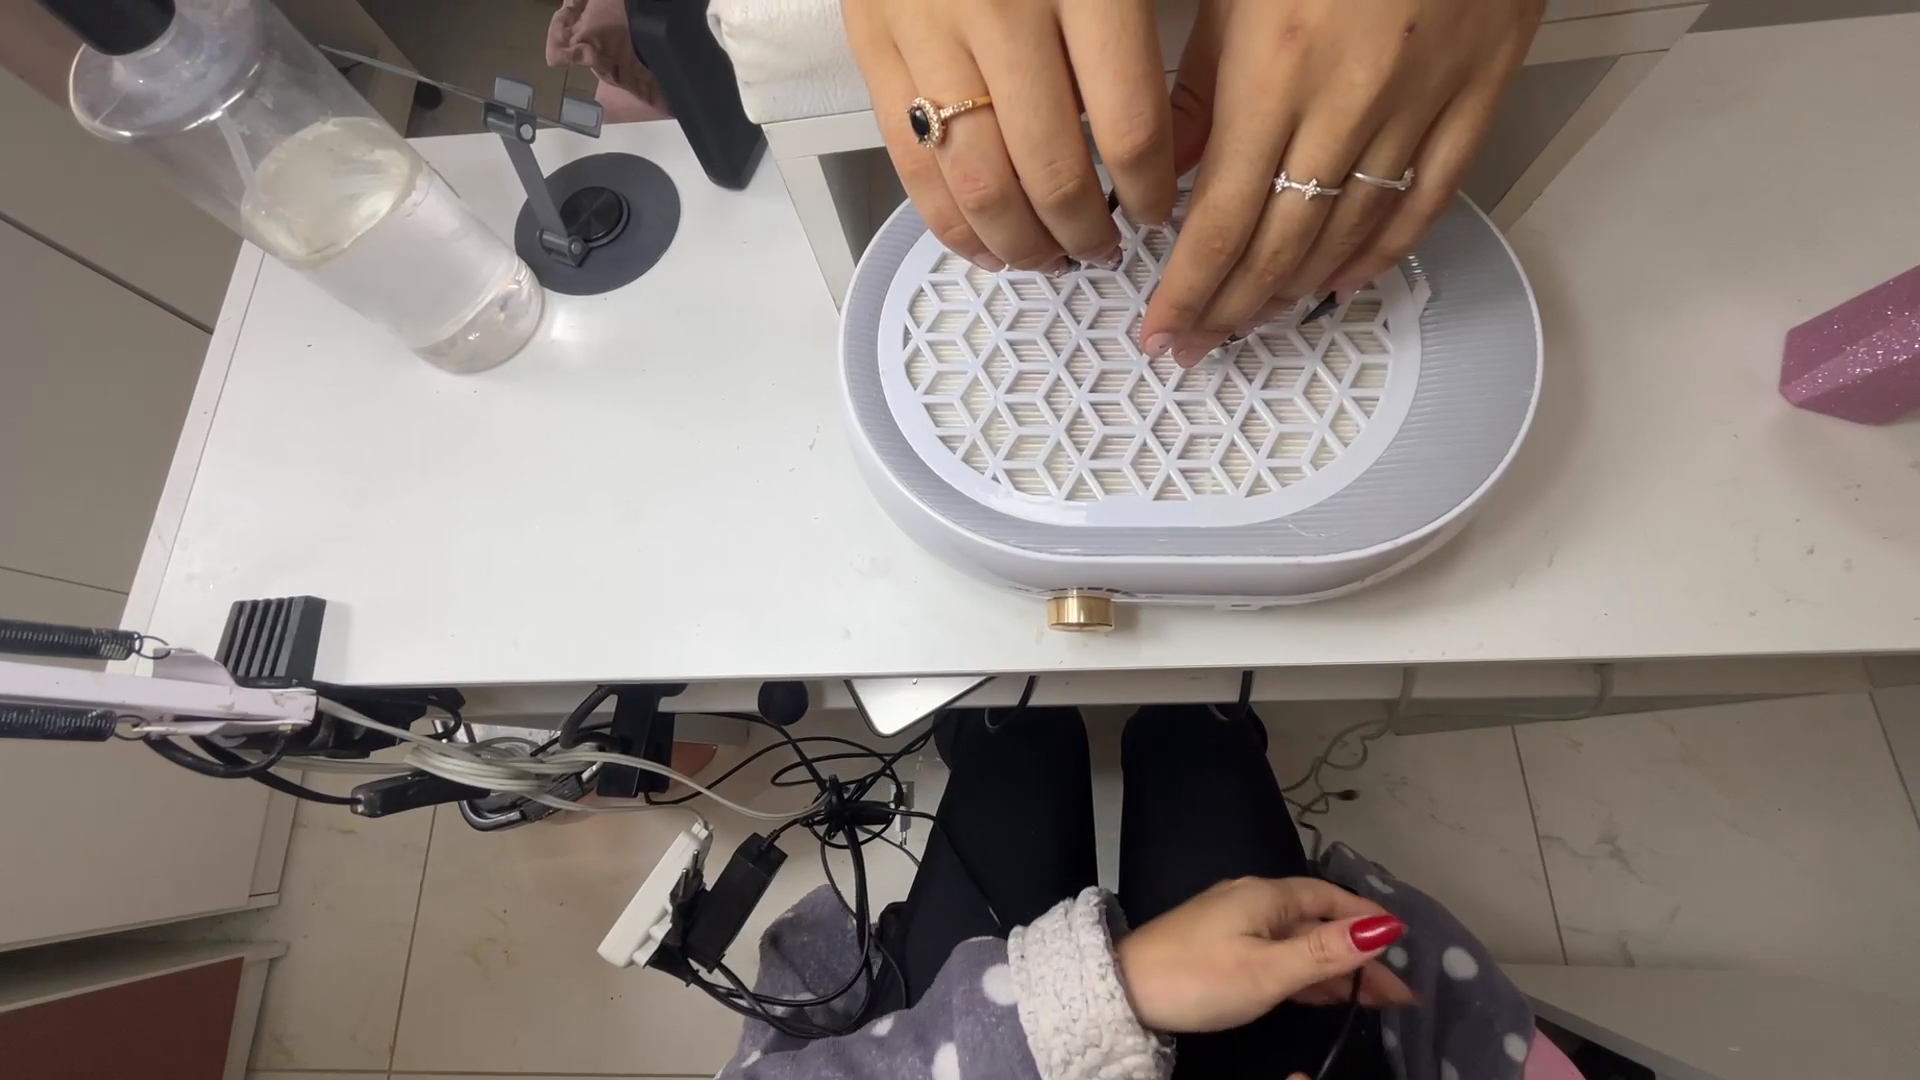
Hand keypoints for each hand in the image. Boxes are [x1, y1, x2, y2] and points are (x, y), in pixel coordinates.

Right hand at [843, 0, 1176, 272]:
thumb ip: (1144, 22)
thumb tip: (1165, 142)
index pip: (1128, 127)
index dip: (1149, 190)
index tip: (1156, 211)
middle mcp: (1002, 9)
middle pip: (1052, 173)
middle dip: (1085, 234)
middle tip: (1103, 251)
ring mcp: (929, 34)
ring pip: (981, 187)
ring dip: (1022, 245)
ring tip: (1049, 261)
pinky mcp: (876, 51)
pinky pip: (914, 171)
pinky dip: (953, 229)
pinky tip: (986, 251)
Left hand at [1113, 876, 1412, 1033]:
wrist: (1129, 987)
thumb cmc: (1202, 976)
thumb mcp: (1269, 969)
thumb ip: (1325, 951)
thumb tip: (1383, 927)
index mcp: (1264, 895)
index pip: (1327, 897)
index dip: (1366, 918)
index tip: (1405, 944)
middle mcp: (1252, 900)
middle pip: (1316, 921)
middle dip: (1358, 951)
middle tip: (1401, 994)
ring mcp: (1236, 923)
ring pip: (1298, 940)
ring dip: (1336, 966)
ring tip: (1379, 1000)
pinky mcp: (1224, 946)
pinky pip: (1278, 954)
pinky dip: (1307, 973)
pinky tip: (1328, 995)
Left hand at [1142, 0, 1542, 365]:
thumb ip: (1196, 97)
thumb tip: (1176, 180)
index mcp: (1275, 73)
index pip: (1219, 222)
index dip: (1187, 291)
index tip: (1161, 332)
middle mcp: (1349, 101)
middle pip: (1278, 246)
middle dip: (1227, 310)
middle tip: (1195, 348)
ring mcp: (1423, 99)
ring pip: (1345, 235)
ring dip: (1290, 293)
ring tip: (1248, 326)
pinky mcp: (1480, 88)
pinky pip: (1429, 197)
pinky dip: (1381, 253)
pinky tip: (1340, 287)